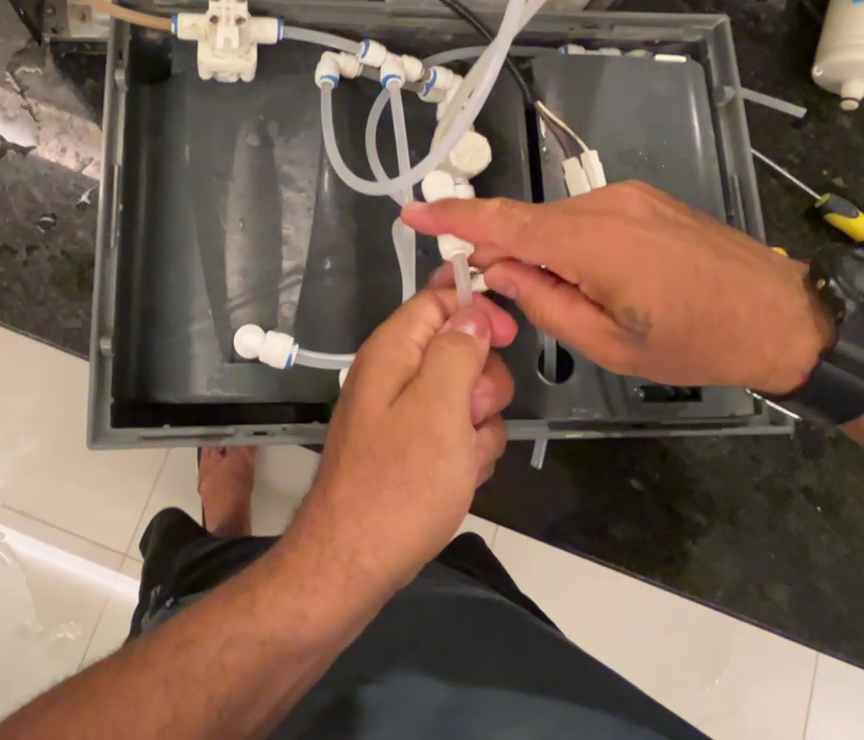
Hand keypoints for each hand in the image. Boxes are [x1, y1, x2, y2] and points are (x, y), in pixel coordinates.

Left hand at [281, 289, 517, 598]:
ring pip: (468, 399)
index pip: (436, 301)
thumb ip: (456, 352)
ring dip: (479, 428)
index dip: (475, 311)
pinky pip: (459, 436)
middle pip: (460, 352)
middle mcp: (395, 377)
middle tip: (470, 415)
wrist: (356, 563)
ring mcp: (405, 417)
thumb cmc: (399, 483)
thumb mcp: (437, 408)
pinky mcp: (414, 452)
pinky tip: (458, 480)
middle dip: (482, 385)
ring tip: (460, 461)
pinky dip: (468, 456)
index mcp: (392, 353)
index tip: (506, 337)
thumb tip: (471, 311)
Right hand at [402, 182, 831, 395]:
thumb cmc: (696, 344)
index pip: (504, 221)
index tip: (411, 212)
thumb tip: (496, 270)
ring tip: (560, 295)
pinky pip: (584, 216)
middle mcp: (606, 204)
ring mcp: (628, 196)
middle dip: (498, 248)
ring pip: (555, 220)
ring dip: (538, 250)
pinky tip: (589, 277)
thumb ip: (543, 302)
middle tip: (484, 286)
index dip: (453, 216)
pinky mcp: (644, 199)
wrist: (784, 315)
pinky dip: (567, 242)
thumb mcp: (609, 345)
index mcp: (594, 242)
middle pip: (526, 220)